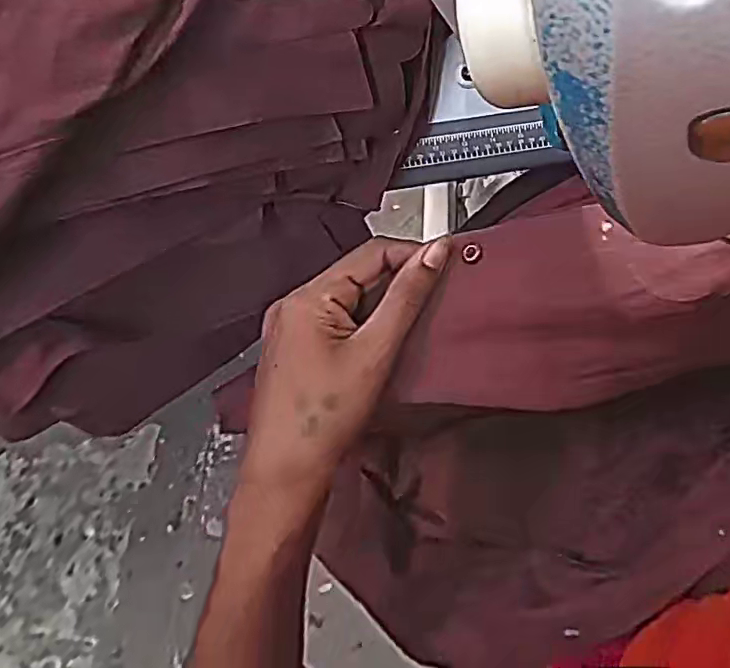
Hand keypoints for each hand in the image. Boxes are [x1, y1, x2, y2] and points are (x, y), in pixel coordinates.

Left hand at [237, 237, 449, 494]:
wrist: (285, 477)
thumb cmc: (321, 421)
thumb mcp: (376, 350)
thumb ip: (408, 295)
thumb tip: (433, 254)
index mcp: (307, 298)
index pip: (372, 252)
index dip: (413, 254)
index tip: (444, 262)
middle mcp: (293, 306)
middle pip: (362, 271)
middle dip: (401, 280)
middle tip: (435, 295)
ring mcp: (293, 326)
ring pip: (354, 294)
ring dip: (386, 302)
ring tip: (412, 322)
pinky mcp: (298, 346)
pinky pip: (341, 316)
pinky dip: (369, 321)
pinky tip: (385, 341)